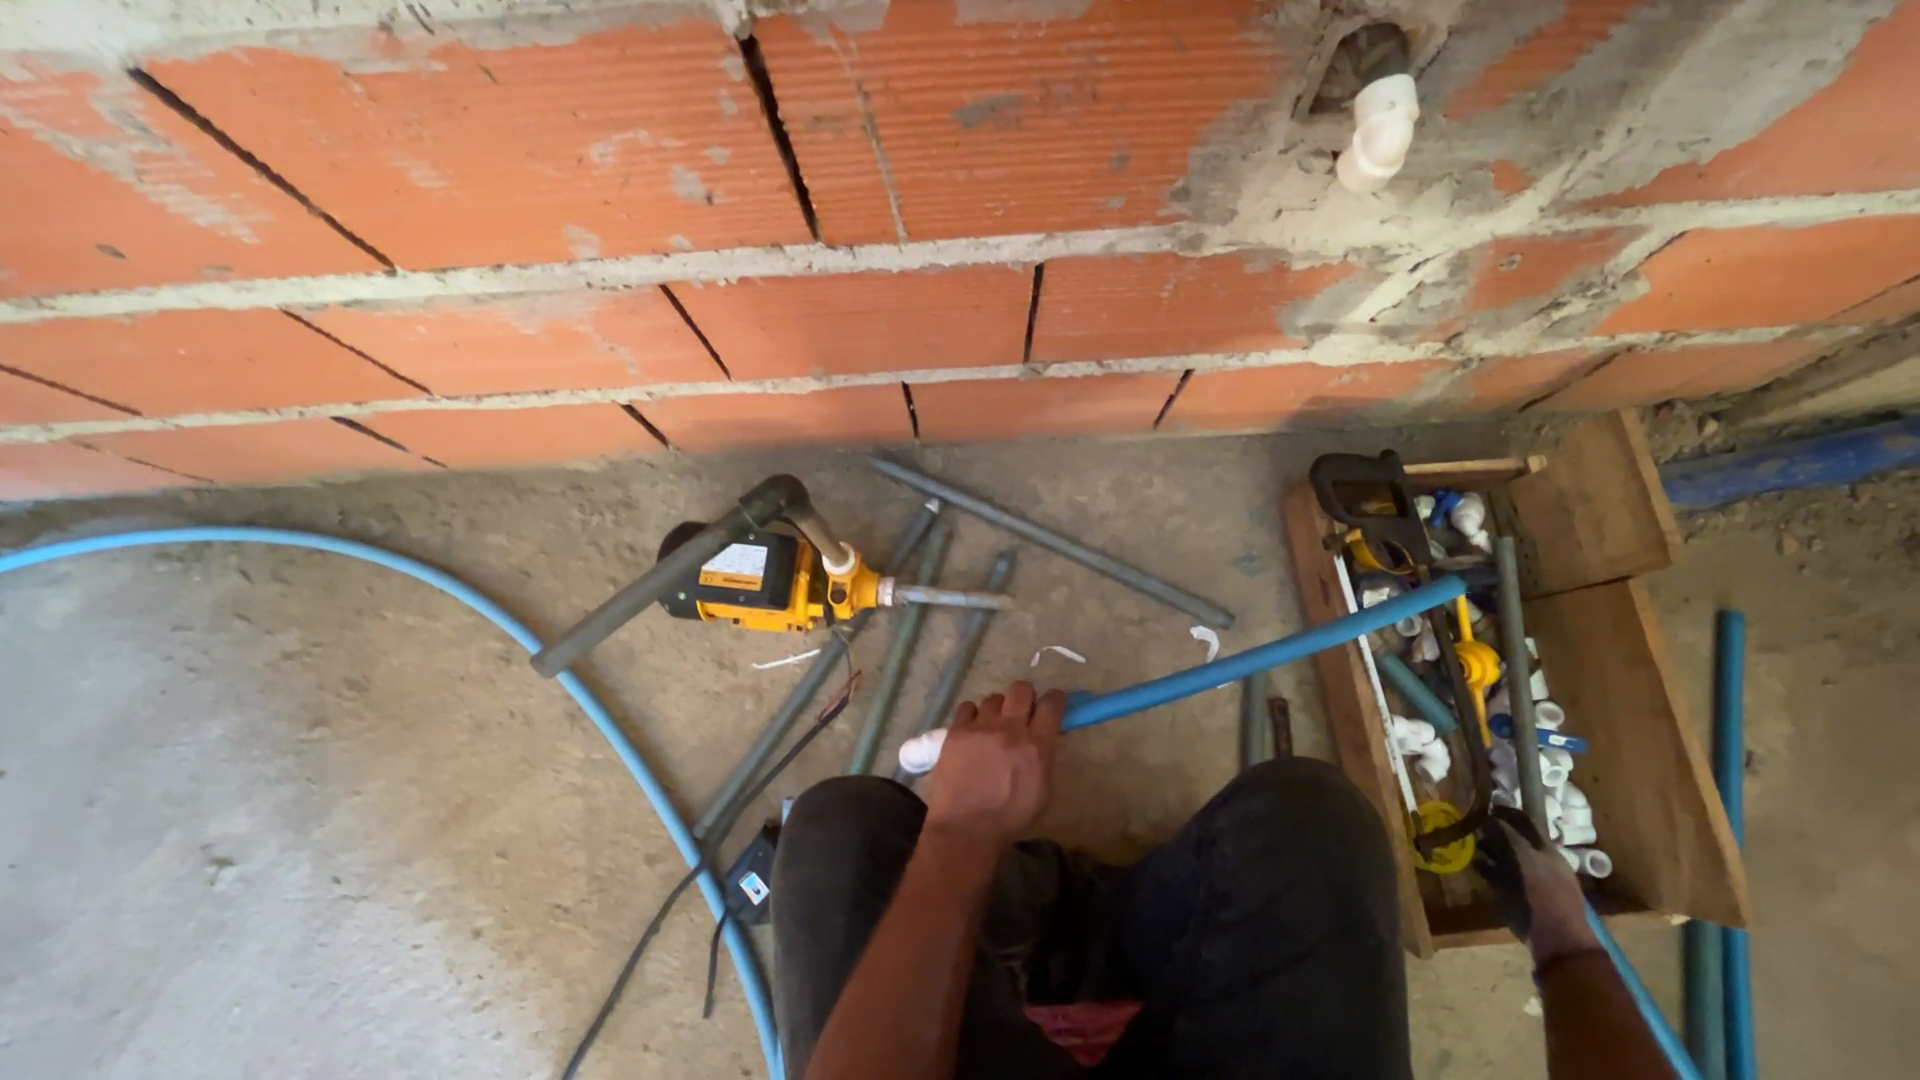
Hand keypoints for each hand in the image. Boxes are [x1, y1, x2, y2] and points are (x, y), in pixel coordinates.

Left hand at [923, 681, 1064, 849]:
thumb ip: (1044, 757)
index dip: (1055, 699)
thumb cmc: (1010, 818)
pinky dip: (973, 716)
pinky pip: (967, 707)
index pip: (1052, 703)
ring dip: (998, 709)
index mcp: (1037, 745)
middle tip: (1022, 711)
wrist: (966, 828)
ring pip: (993, 698)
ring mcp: (980, 727)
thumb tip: (1042, 738)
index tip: (1053, 704)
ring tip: (993, 726)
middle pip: (1021, 689)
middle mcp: (1010, 729)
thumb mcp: (1043, 790)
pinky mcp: (956, 731)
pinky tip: (973, 731)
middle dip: (1025, 696)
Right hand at [1480, 811, 1598, 964]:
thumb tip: (1490, 816)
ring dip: (1488, 850)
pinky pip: (1497, 876)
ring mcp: (1527, 879)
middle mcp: (1538, 861)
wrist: (1556, 937)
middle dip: (1493, 832)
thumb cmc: (1545, 893)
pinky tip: (1476, 866)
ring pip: (1504, 857)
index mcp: (1547, 851)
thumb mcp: (1528, 859)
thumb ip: (1510, 836)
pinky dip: (1486, 869)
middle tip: (1473, 825)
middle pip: (1513, 839)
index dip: (1507, 812)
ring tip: (1471, 845)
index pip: (1526, 823)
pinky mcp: (1516, 894)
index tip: (1485, 804)